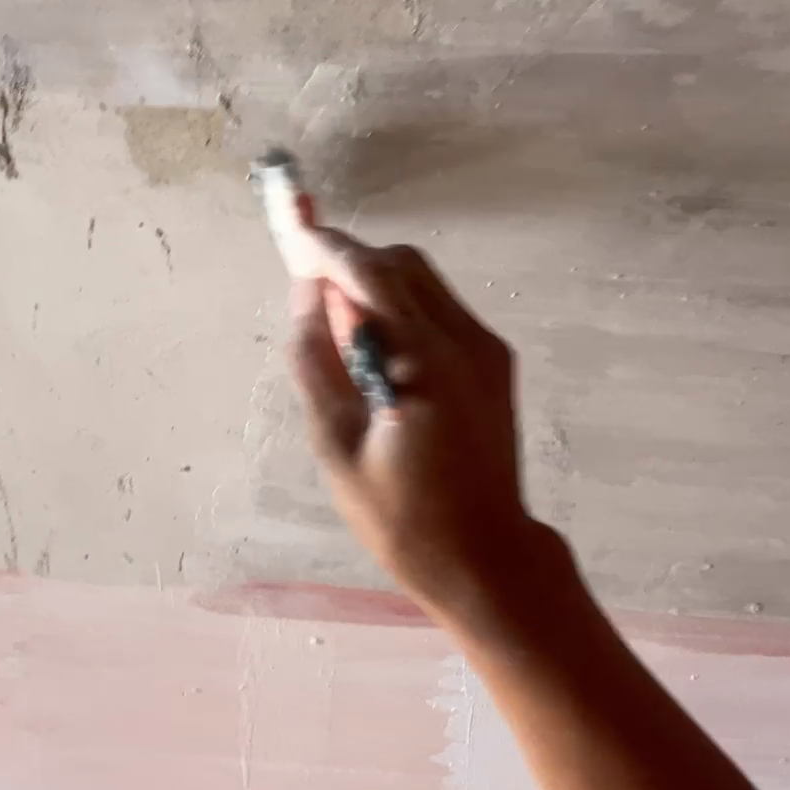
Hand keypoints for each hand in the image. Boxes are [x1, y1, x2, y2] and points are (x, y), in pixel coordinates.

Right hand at [287, 228, 548, 619]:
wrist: (485, 555)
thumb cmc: (401, 516)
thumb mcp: (336, 444)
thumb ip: (317, 360)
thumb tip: (307, 295)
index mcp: (427, 361)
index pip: (372, 275)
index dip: (328, 249)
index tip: (293, 234)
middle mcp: (467, 339)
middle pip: (404, 265)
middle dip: (353, 261)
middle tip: (312, 291)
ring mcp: (488, 347)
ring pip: (425, 280)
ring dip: (378, 282)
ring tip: (341, 325)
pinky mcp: (496, 359)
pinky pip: (441, 308)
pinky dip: (403, 307)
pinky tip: (380, 349)